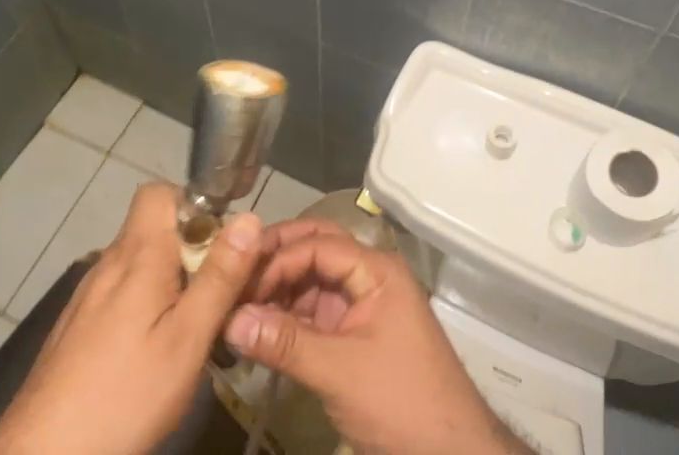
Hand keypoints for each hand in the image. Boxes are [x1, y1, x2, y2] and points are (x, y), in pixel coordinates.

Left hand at [0, 182, 261, 454]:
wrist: (43, 454)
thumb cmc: (124, 393)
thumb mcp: (187, 338)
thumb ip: (219, 278)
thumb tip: (250, 218)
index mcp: (135, 256)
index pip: (158, 192)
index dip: (194, 206)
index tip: (222, 246)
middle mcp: (107, 265)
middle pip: (155, 231)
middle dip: (193, 252)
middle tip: (220, 299)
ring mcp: (87, 297)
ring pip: (140, 266)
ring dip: (173, 283)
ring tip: (195, 331)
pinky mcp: (77, 328)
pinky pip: (122, 296)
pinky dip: (147, 308)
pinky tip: (157, 353)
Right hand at [224, 220, 529, 454]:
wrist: (448, 452)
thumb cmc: (403, 402)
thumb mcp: (341, 372)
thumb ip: (286, 343)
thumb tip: (230, 318)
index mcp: (376, 271)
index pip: (318, 245)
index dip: (276, 259)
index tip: (236, 282)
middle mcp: (366, 279)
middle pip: (314, 252)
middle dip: (273, 261)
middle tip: (230, 277)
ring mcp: (358, 308)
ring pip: (308, 283)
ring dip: (273, 291)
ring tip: (231, 305)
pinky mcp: (350, 337)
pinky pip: (310, 314)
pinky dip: (282, 319)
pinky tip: (252, 330)